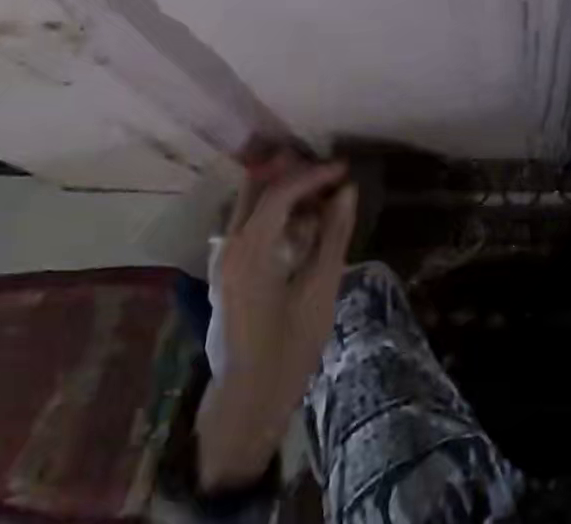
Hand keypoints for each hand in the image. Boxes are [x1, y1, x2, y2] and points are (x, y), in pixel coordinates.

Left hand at [195, 156, 356, 492]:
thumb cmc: (288, 349)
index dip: (315, 174)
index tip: (345, 168)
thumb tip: (348, 191)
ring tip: (323, 195)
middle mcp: (228, 245)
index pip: (281, 191)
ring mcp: (223, 258)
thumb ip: (334, 235)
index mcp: (249, 249)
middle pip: (256, 187)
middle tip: (330, 173)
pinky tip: (304, 224)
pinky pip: (249, 224)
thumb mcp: (320, 291)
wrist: (246, 402)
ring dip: (284, 191)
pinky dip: (275, 212)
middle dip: (293, 173)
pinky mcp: (227, 271)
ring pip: (250, 203)